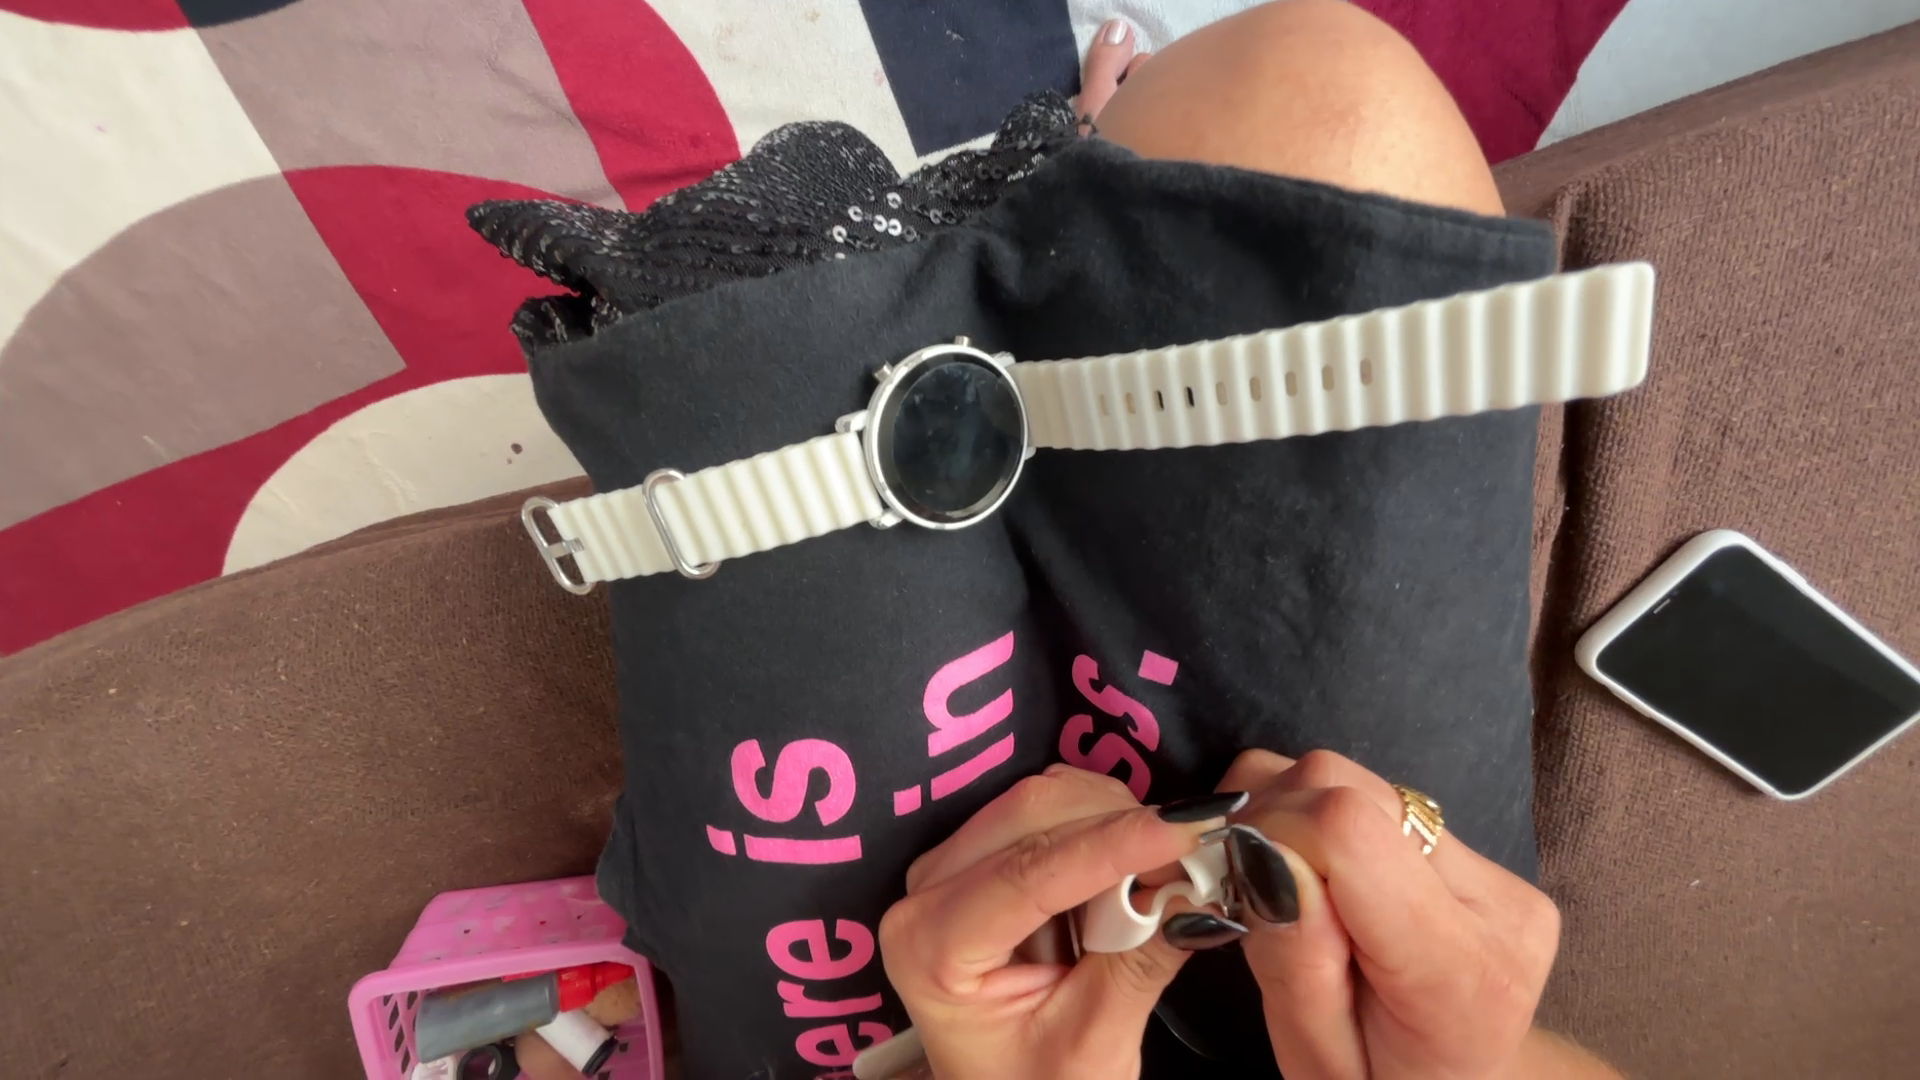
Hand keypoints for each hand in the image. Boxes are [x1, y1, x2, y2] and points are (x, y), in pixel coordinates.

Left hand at [877, 765, 1241, 1079]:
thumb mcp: (1093, 1047)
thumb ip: (1140, 963)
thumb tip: (1198, 887)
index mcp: (931, 945)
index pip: (1028, 873)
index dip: (1111, 844)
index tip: (1185, 830)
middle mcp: (927, 886)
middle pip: (1030, 814)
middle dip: (1117, 824)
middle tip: (1194, 849)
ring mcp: (950, 858)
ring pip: (1041, 798)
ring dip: (1111, 817)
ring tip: (1160, 865)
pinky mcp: (980, 845)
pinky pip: (1045, 804)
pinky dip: (1097, 816)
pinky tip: (1125, 856)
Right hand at [1222, 750, 1570, 1079]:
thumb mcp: (1314, 1061)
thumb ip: (1293, 959)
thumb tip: (1261, 849)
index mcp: (1461, 967)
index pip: (1346, 828)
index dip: (1273, 839)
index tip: (1252, 895)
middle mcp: (1489, 894)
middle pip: (1337, 786)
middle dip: (1271, 826)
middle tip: (1260, 897)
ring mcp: (1479, 857)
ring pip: (1335, 773)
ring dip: (1282, 814)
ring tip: (1285, 885)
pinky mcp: (1452, 834)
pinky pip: (1346, 779)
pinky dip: (1297, 805)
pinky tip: (1306, 864)